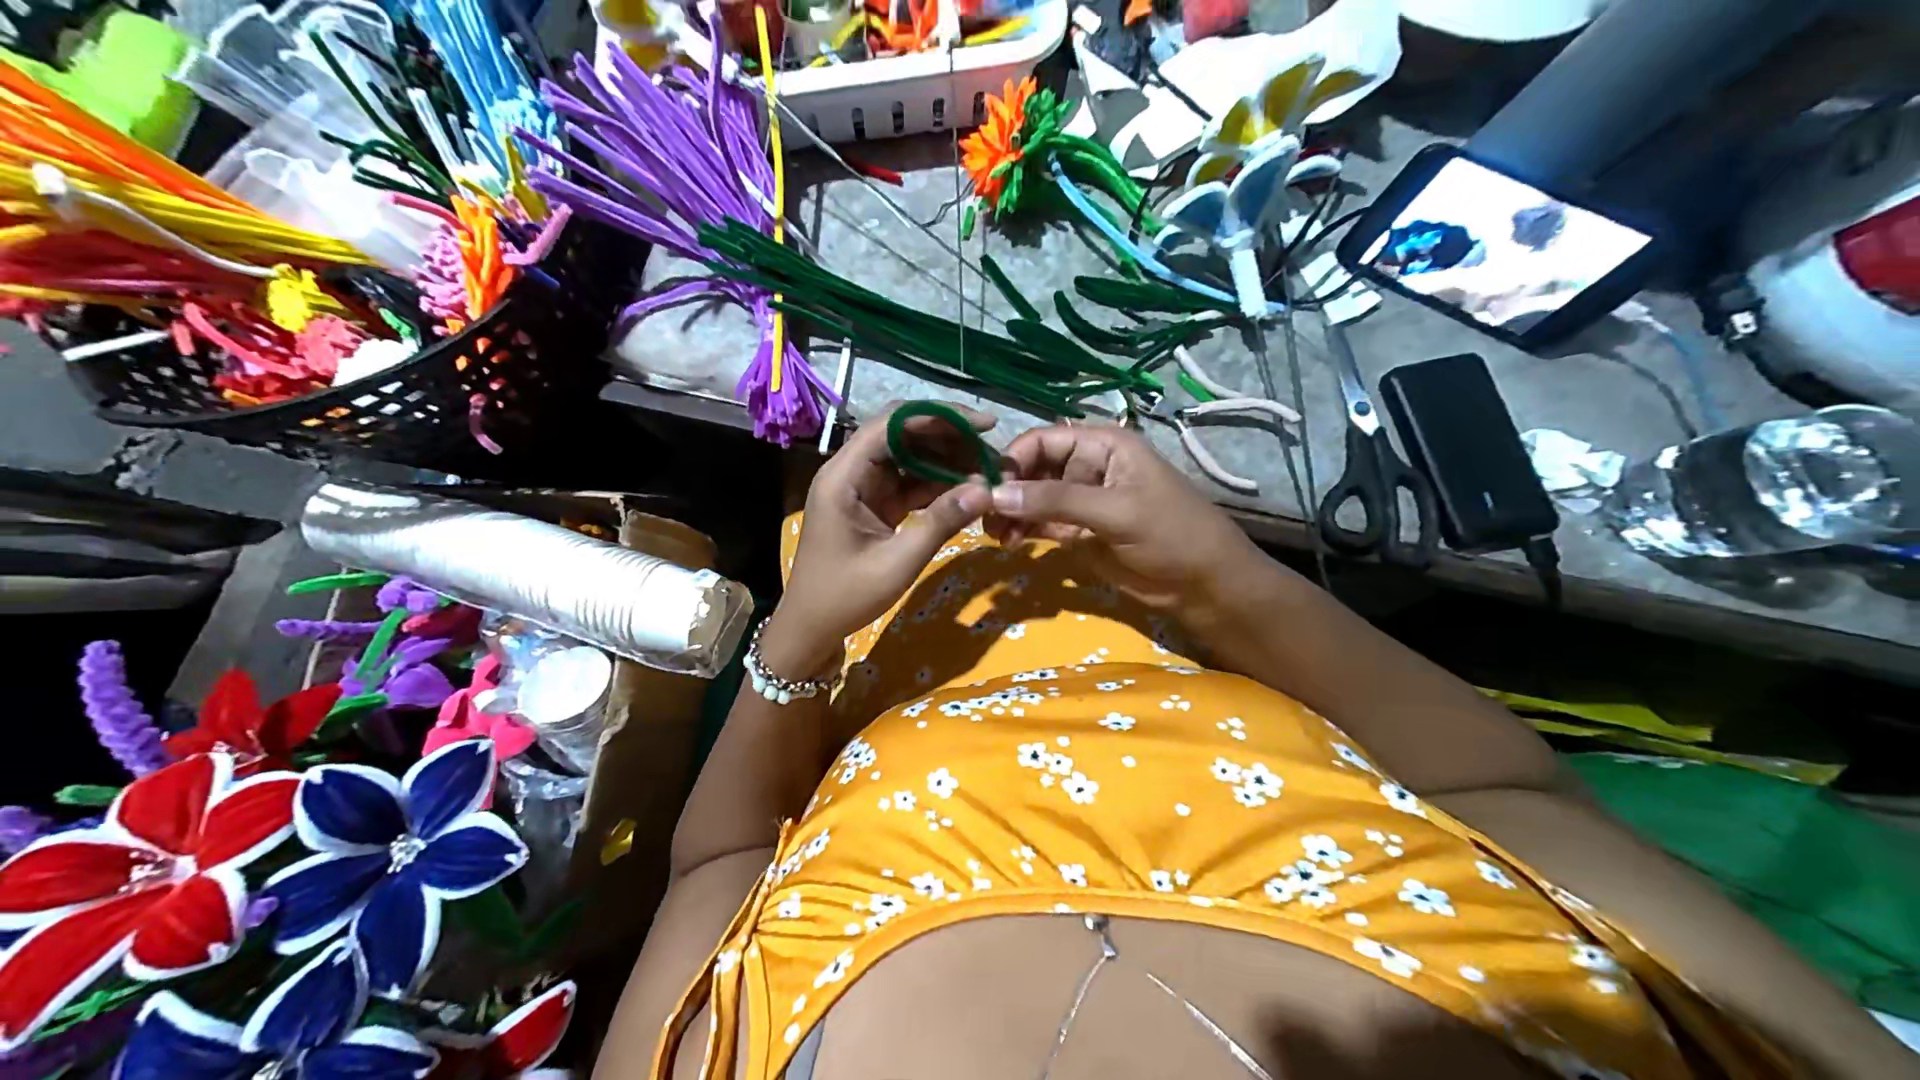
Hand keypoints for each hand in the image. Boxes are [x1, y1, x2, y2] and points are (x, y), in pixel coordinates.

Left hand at [761, 403, 996, 677]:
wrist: (812, 628)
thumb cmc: (845, 596)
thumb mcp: (897, 562)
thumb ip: (941, 522)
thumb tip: (986, 489)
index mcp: (843, 476)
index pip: (891, 425)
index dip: (937, 416)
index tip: (982, 424)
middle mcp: (850, 472)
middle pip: (901, 435)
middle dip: (947, 438)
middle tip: (990, 449)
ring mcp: (861, 488)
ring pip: (908, 458)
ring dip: (945, 461)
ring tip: (986, 469)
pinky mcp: (872, 505)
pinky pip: (908, 483)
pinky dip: (936, 484)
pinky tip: (967, 489)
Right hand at [984, 423, 1273, 617]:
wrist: (1202, 584)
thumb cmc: (1171, 532)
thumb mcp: (1115, 510)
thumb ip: (1056, 501)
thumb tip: (996, 494)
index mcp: (1102, 445)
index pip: (1044, 440)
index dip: (1013, 458)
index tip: (987, 486)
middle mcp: (1086, 467)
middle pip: (1032, 469)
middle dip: (1007, 489)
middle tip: (982, 515)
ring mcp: (1080, 502)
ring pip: (1032, 499)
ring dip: (1010, 514)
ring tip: (994, 536)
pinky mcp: (1077, 532)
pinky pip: (1040, 524)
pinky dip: (1022, 531)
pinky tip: (1009, 544)